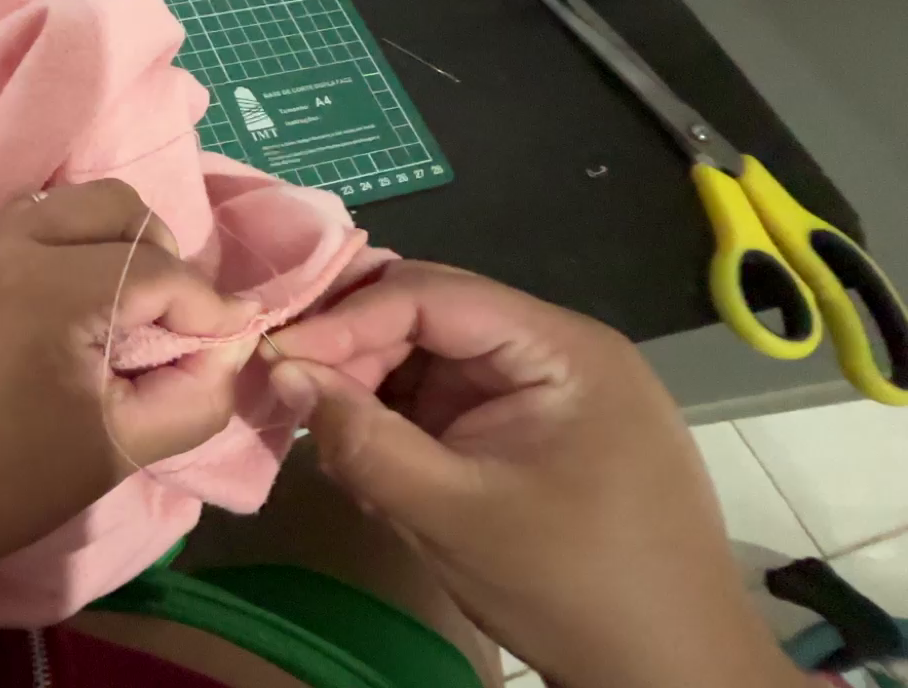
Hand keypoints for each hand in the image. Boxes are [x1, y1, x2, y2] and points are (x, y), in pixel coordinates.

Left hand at [0, 179, 259, 536]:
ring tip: (120, 302)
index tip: (217, 343)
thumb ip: (196, 393)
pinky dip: (74, 240)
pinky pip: (39, 216)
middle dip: (159, 254)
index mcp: (46, 290)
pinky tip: (76, 296)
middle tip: (163, 316)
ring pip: (76, 200)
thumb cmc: (17, 476)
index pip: (154, 267)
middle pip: (117, 204)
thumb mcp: (124, 446)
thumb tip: (227, 340)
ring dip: (115, 240)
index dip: (203, 306)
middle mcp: (8, 243)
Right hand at [264, 261, 807, 687]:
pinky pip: (425, 387)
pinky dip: (383, 410)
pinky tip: (361, 447)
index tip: (277, 353)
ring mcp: (526, 381)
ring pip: (412, 349)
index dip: (345, 318)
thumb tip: (278, 370)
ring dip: (361, 382)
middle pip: (418, 312)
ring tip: (327, 428)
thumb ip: (361, 438)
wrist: (668, 681)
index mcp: (560, 349)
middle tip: (292, 387)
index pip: (429, 296)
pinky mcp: (506, 414)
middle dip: (350, 349)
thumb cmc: (576, 591)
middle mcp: (544, 346)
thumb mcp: (454, 515)